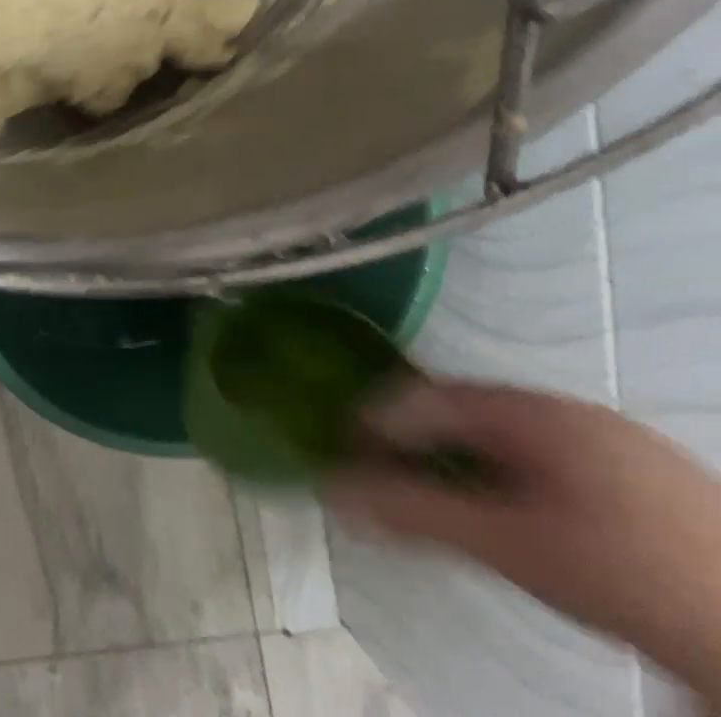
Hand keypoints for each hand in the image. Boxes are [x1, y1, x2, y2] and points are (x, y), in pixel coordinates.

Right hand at [327, 380, 720, 695]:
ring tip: (436, 506)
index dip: (372, 422)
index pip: (425, 396)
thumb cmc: (618, 571)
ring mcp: (614, 442)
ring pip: (503, 440)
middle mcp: (574, 412)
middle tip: (384, 486)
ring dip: (456, 465)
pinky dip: (501, 479)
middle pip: (463, 415)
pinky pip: (541, 460)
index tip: (343, 457)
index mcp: (538, 411)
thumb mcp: (501, 542)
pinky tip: (503, 519)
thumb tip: (327, 488)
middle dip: (415, 447)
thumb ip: (408, 508)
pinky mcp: (639, 477)